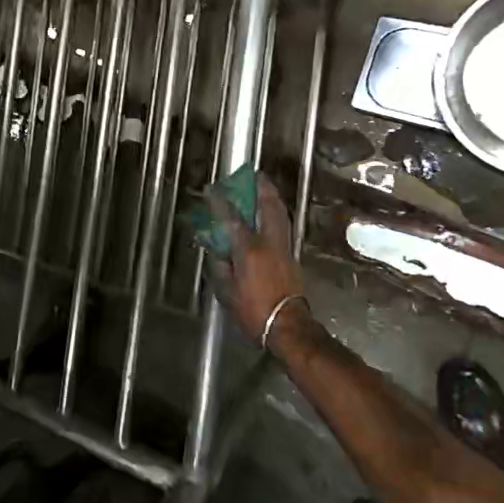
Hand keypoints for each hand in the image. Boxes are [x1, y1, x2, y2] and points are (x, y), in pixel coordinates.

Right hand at [207, 174, 303, 344]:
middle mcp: (268, 243)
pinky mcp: (291, 257)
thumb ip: (221, 267)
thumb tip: (218, 253)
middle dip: (261, 189)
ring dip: (273, 199)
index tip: (212, 189)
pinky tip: (272, 213)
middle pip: (267, 207)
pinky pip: (283, 226)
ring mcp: (283, 248)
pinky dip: (277, 214)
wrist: (288, 326)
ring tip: (266, 188)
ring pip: (280, 215)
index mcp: (249, 249)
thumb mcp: (227, 291)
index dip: (220, 202)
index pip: (231, 219)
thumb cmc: (254, 311)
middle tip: (255, 175)